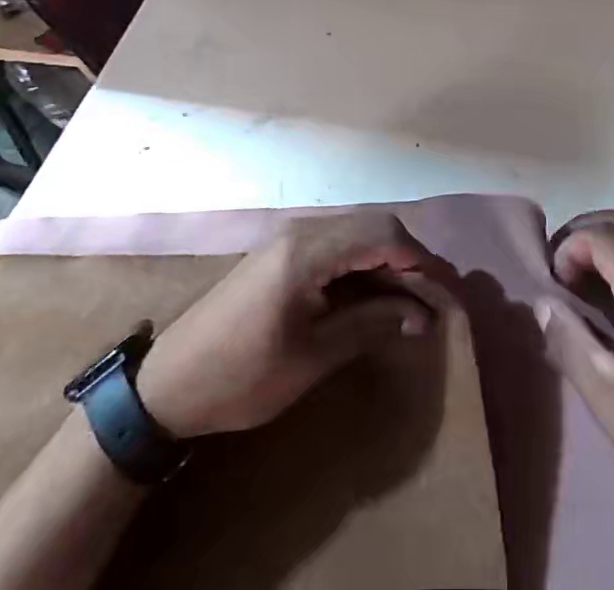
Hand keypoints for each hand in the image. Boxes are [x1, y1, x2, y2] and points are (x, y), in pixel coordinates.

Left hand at [137, 213, 434, 437]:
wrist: (166, 386)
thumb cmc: (241, 376)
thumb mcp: (313, 356)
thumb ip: (371, 323)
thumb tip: (422, 315)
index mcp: (307, 250)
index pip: (384, 234)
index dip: (422, 262)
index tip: (447, 295)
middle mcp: (302, 232)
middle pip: (375, 228)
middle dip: (410, 262)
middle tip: (433, 303)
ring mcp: (290, 240)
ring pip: (359, 236)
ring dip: (388, 265)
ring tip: (411, 305)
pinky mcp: (283, 256)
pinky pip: (338, 249)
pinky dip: (364, 269)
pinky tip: (375, 299)